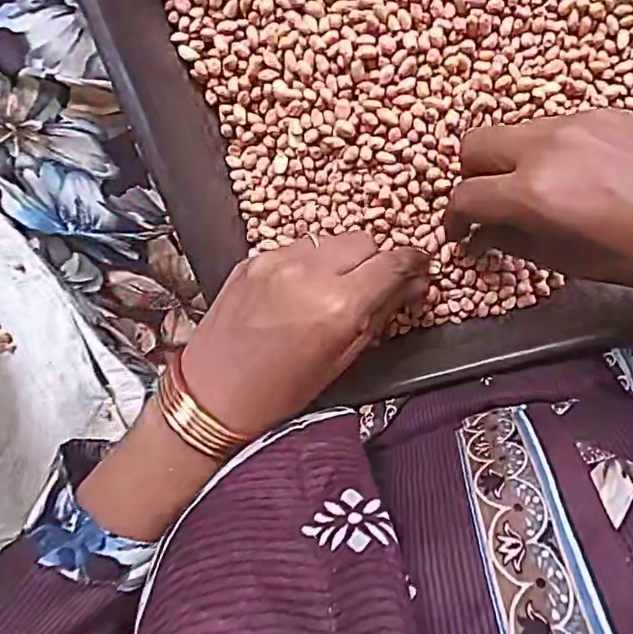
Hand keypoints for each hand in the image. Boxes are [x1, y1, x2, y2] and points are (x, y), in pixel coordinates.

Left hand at [180, 233, 429, 435]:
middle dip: (376, 260)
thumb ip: (382, 314)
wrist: (212, 394)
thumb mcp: (343, 359)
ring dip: (343, 258)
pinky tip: (300, 289)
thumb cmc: (281, 391)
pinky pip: (298, 246)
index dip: (414, 262)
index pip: (392, 262)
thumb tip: (415, 286)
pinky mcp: (253, 257)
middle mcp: (308, 272)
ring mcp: (276, 260)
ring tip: (333, 288)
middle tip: (373, 285)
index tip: (420, 266)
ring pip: (332, 239)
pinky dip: (309, 262)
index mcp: (338, 305)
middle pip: (365, 241)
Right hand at [444, 110, 632, 323]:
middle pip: (473, 145)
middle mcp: (545, 145)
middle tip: (490, 206)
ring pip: (510, 130)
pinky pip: (548, 127)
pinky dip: (541, 149)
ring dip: (505, 160)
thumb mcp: (578, 263)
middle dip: (470, 177)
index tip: (463, 235)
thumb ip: (519, 242)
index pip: (466, 196)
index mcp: (537, 191)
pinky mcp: (602, 110)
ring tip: (533, 191)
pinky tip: (572, 175)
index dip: (456, 220)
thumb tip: (486, 230)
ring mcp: (574, 120)